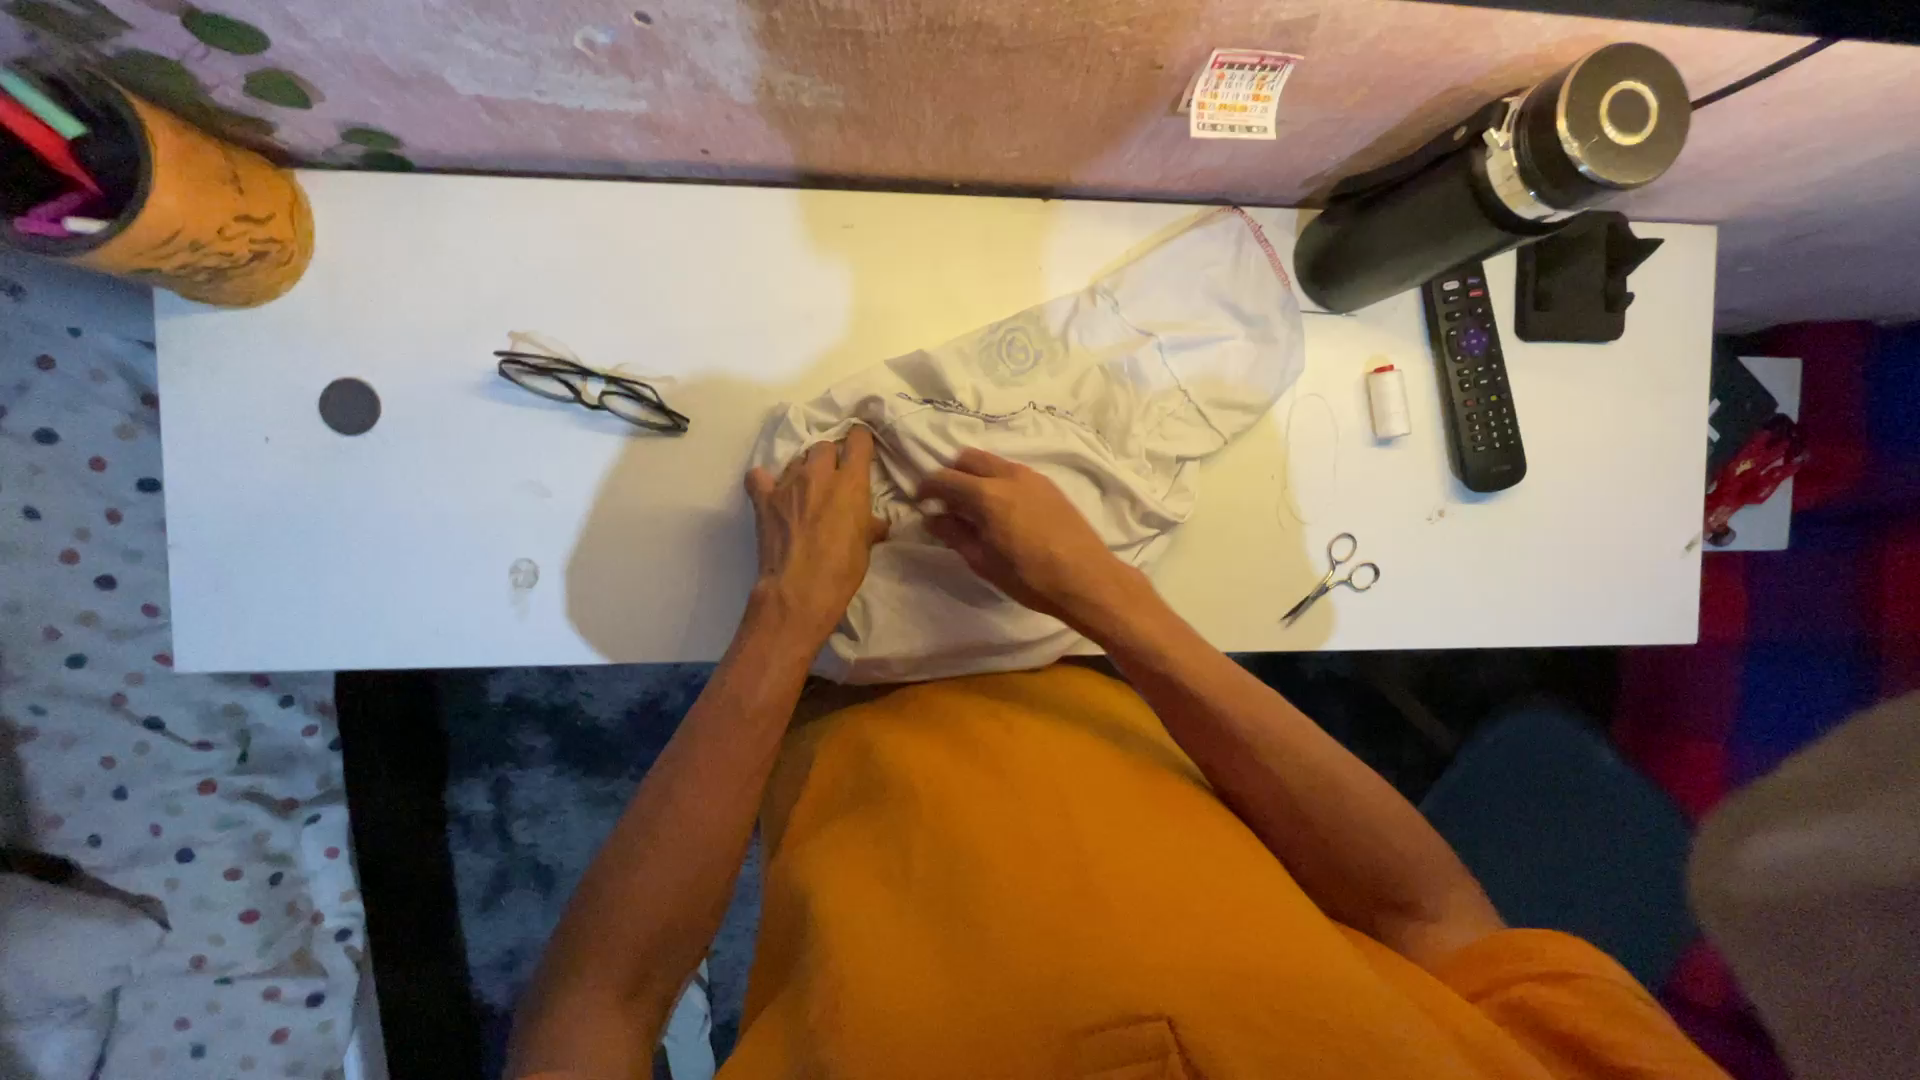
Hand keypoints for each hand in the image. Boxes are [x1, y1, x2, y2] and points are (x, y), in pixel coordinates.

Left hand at [744, 427, 889, 640]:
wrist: (800, 590)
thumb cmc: (842, 569)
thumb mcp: (867, 545)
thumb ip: (869, 524)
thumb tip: (875, 523)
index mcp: (850, 481)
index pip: (858, 440)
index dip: (860, 441)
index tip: (860, 450)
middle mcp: (818, 474)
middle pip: (824, 446)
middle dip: (830, 457)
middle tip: (832, 478)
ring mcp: (787, 484)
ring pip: (796, 459)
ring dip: (803, 470)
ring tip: (804, 489)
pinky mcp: (763, 499)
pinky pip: (759, 477)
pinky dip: (765, 481)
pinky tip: (770, 491)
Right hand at [919, 449, 1150, 630]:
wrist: (1087, 579)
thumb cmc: (1030, 578)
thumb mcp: (983, 561)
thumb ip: (955, 534)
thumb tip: (933, 517)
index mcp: (987, 495)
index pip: (945, 479)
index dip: (927, 489)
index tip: (921, 503)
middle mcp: (1009, 476)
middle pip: (968, 458)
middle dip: (952, 475)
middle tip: (947, 503)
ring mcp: (1032, 477)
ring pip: (992, 462)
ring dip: (976, 476)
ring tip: (975, 507)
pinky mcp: (1048, 485)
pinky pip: (1013, 472)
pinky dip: (997, 481)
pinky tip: (1002, 510)